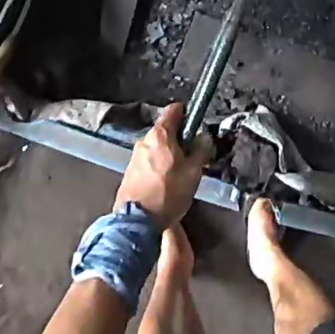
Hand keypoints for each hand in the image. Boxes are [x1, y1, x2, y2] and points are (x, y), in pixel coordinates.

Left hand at [114, 104, 210, 226]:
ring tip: (182, 173)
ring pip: (158, 147)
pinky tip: (167, 183)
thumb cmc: (167, 194)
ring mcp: (135, 157)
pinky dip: (159, 166)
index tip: (197, 123)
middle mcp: (144, 141)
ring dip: (170, 154)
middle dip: (181, 139)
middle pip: (167, 130)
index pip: (174, 110)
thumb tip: (204, 137)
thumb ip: (201, 150)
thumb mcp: (193, 171)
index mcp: (160, 135)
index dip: (188, 113)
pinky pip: (149, 161)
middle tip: (194, 155)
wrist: (136, 224)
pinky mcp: (130, 172)